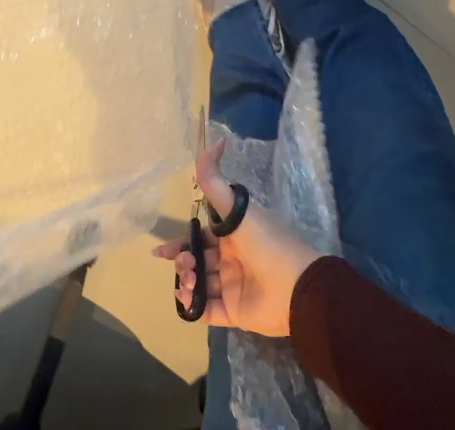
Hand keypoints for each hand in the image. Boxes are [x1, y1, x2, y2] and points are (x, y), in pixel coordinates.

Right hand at [155, 142, 320, 336]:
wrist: (294, 286)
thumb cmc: (265, 242)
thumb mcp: (236, 209)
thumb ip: (216, 180)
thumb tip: (215, 141)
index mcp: (233, 237)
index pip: (200, 238)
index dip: (181, 243)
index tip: (161, 251)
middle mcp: (231, 260)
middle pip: (196, 261)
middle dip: (182, 262)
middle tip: (184, 264)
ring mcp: (232, 287)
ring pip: (198, 286)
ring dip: (186, 283)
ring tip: (190, 281)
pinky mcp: (234, 313)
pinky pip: (206, 311)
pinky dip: (193, 307)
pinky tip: (188, 299)